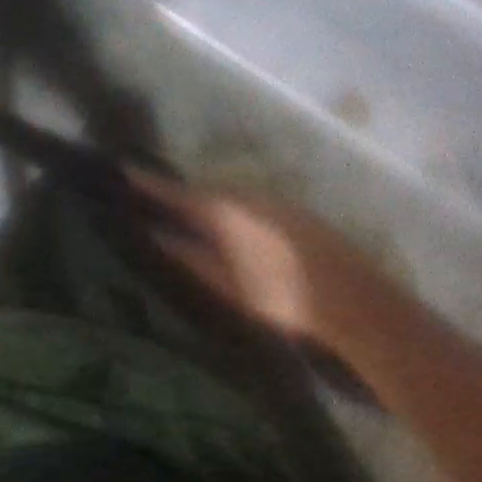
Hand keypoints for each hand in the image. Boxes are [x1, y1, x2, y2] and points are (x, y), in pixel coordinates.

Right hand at [126, 168, 393, 346]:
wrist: (361, 309)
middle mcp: (248, 196)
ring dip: (208, 206)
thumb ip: (187, 257)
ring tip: (190, 220)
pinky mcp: (302, 217)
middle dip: (178, 197)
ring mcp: (279, 204)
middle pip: (202, 192)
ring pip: (230, 199)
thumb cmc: (282, 298)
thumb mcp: (225, 284)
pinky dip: (235, 215)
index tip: (120, 172)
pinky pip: (253, 207)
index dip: (145, 184)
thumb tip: (155, 236)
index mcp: (223, 210)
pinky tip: (234, 234)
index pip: (173, 191)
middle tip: (152, 203)